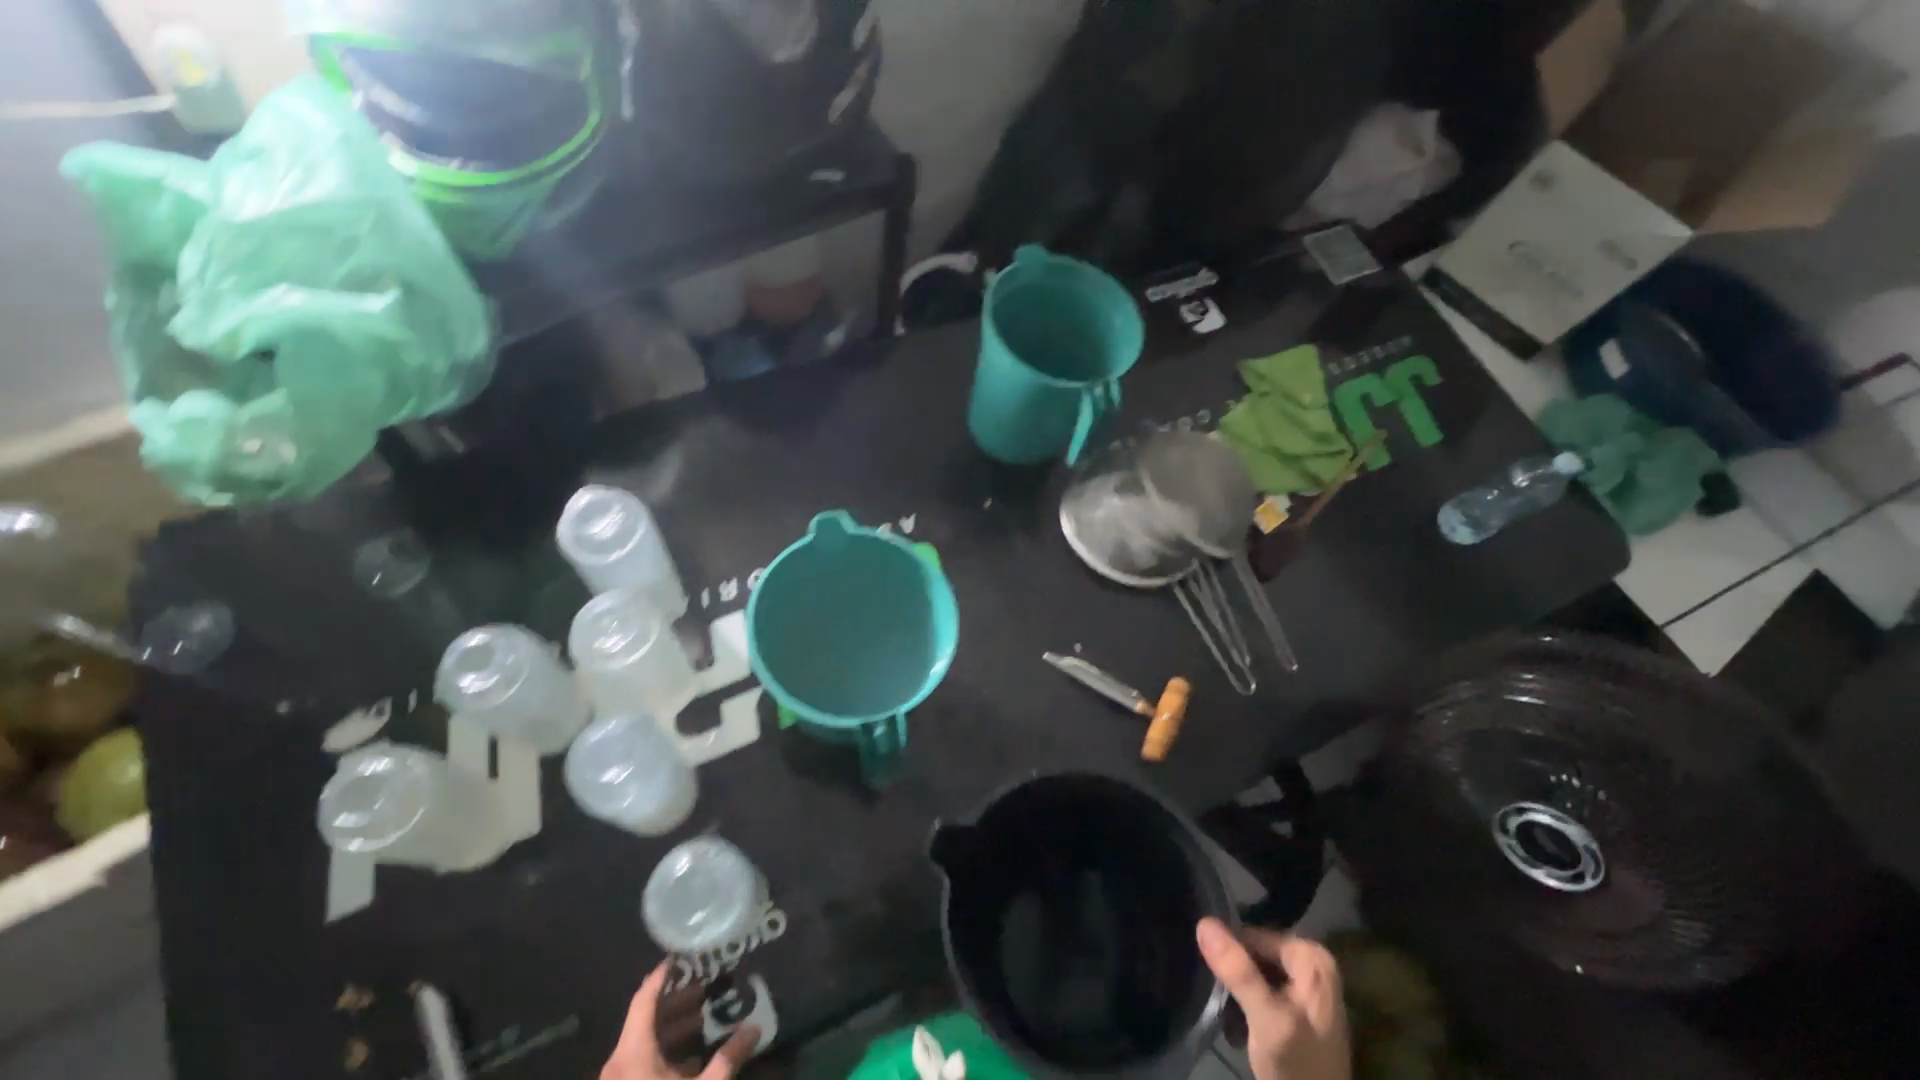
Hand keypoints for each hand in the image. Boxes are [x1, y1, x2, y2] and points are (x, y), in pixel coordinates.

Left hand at [602, 962, 759, 1079]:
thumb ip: (728, 1058)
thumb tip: (755, 1028)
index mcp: (633, 1051)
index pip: (644, 999)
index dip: (662, 975)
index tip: (682, 956)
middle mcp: (619, 1062)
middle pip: (646, 1020)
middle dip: (678, 1004)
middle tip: (709, 989)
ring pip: (644, 1043)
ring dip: (673, 1030)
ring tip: (706, 1019)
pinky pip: (641, 1064)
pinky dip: (665, 1054)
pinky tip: (692, 1060)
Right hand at [1197, 918, 1349, 1079]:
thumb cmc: (1299, 1069)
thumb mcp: (1268, 1020)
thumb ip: (1239, 972)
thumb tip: (1204, 922)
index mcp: (1312, 958)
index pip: (1253, 935)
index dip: (1229, 954)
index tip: (1207, 975)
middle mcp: (1312, 964)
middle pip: (1254, 952)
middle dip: (1233, 975)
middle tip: (1217, 999)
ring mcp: (1305, 988)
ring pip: (1253, 971)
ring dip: (1235, 992)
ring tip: (1224, 1014)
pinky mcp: (1296, 1009)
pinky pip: (1260, 991)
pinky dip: (1244, 1005)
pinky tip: (1235, 1025)